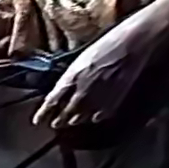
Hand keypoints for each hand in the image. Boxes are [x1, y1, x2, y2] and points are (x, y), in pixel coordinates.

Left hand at [33, 26, 158, 129]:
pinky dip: (95, 117)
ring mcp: (98, 97)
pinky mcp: (115, 99)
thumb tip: (60, 93)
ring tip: (72, 121)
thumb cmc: (104, 46)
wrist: (132, 43)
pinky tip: (94, 117)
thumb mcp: (78, 62)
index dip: (42, 114)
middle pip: (65, 114)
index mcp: (70, 80)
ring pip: (81, 117)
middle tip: (55, 124)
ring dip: (75, 120)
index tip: (36, 122)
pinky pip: (101, 115)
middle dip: (58, 120)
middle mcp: (81, 92)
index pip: (51, 103)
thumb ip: (68, 79)